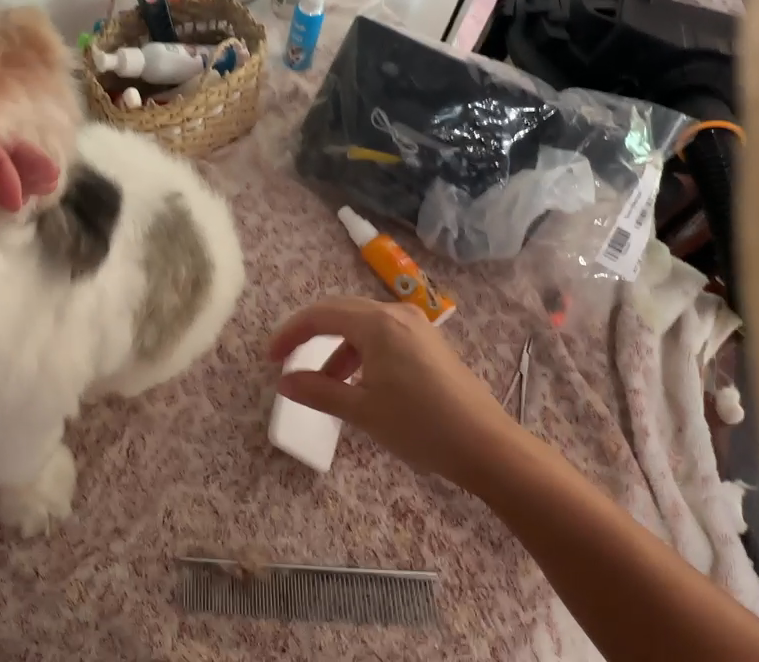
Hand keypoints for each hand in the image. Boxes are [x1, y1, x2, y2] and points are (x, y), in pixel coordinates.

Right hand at [269, 297, 522, 490]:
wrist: (487, 446)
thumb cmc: (420, 425)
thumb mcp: (362, 410)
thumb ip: (318, 391)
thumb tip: (284, 382)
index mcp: (376, 323)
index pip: (319, 315)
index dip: (290, 333)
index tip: (271, 358)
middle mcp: (395, 314)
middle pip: (340, 311)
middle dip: (310, 334)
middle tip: (287, 359)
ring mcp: (416, 327)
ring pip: (362, 325)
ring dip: (337, 347)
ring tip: (324, 382)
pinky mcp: (429, 344)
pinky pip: (383, 335)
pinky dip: (361, 352)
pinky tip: (358, 383)